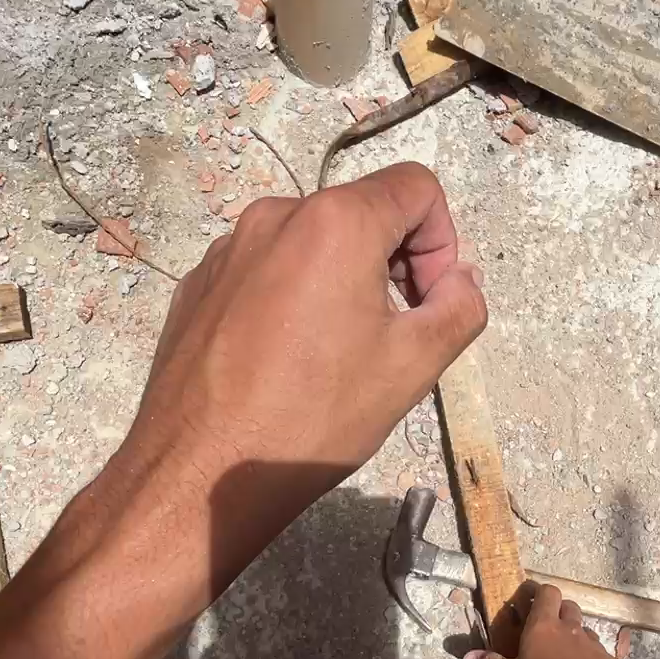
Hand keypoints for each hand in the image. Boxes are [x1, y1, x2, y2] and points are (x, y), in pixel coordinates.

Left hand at [113, 162, 486, 551]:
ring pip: (312, 242)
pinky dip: (293, 297)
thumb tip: (461, 280)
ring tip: (338, 352)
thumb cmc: (316, 415)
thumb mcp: (414, 366)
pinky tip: (286, 359)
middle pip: (362, 212)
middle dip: (395, 263)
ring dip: (344, 282)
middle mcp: (275, 216)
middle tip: (394, 334)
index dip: (442, 241)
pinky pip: (266, 270)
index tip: (430, 301)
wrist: (202, 472)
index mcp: (335, 222)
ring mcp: (227, 248)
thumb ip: (460, 308)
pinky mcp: (198, 284)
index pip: (417, 186)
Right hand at [465, 584, 633, 658]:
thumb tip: (468, 658)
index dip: (540, 593)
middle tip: (548, 628)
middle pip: (569, 606)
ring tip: (566, 656)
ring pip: (585, 630)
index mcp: (544, 626)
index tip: (531, 600)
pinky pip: (601, 654)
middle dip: (560, 612)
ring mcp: (594, 644)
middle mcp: (571, 629)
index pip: (547, 592)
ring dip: (576, 637)